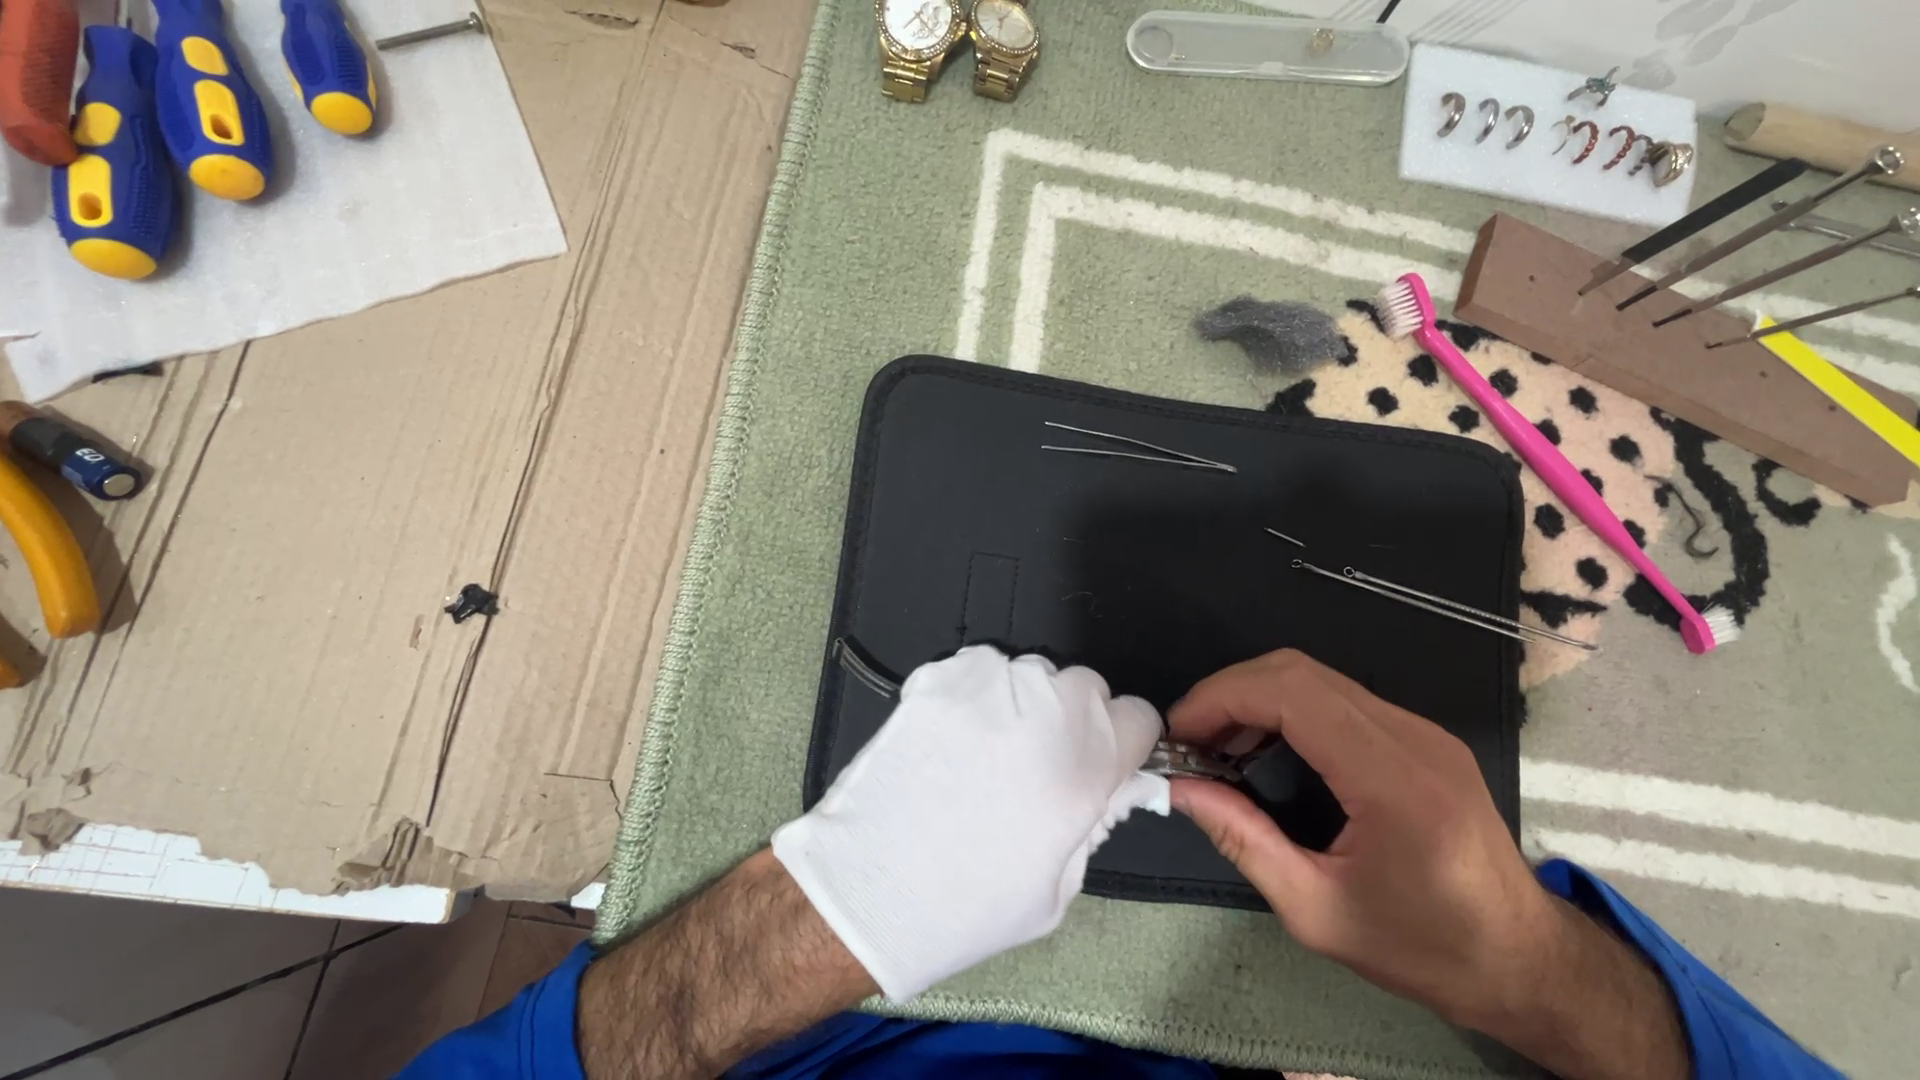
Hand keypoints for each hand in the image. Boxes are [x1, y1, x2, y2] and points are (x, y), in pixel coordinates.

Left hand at [773, 645, 1167, 1000]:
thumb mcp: (1059, 887)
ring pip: (1032, 673)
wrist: (870, 887)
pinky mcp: (939, 677)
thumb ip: (1095, 819)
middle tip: (1040, 760)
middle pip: (1088, 687)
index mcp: (1085, 771)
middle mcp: (1044, 717)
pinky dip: (978, 691)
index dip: (1124, 743)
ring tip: (989, 748)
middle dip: (1076, 718)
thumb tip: (1109, 780)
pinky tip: (954, 733)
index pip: (1139, 716)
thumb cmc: (966, 906)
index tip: (1104, 760)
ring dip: (1025, 702)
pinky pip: (981, 667)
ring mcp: (987, 690)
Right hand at [1169, 650, 1687, 1079]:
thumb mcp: (1316, 911)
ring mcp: (1422, 730)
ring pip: (1316, 676)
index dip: (1222, 698)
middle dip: (1229, 692)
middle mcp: (1413, 737)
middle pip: (1299, 671)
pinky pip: (1338, 697)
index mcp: (1394, 782)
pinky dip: (1284, 707)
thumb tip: (1179, 788)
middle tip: (1188, 739)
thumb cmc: (1424, 949)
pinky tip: (1261, 746)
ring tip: (1215, 744)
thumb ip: (1242, 839)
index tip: (1178, 733)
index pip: (1293, 695)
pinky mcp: (1421, 736)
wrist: (1526, 962)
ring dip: (1254, 696)